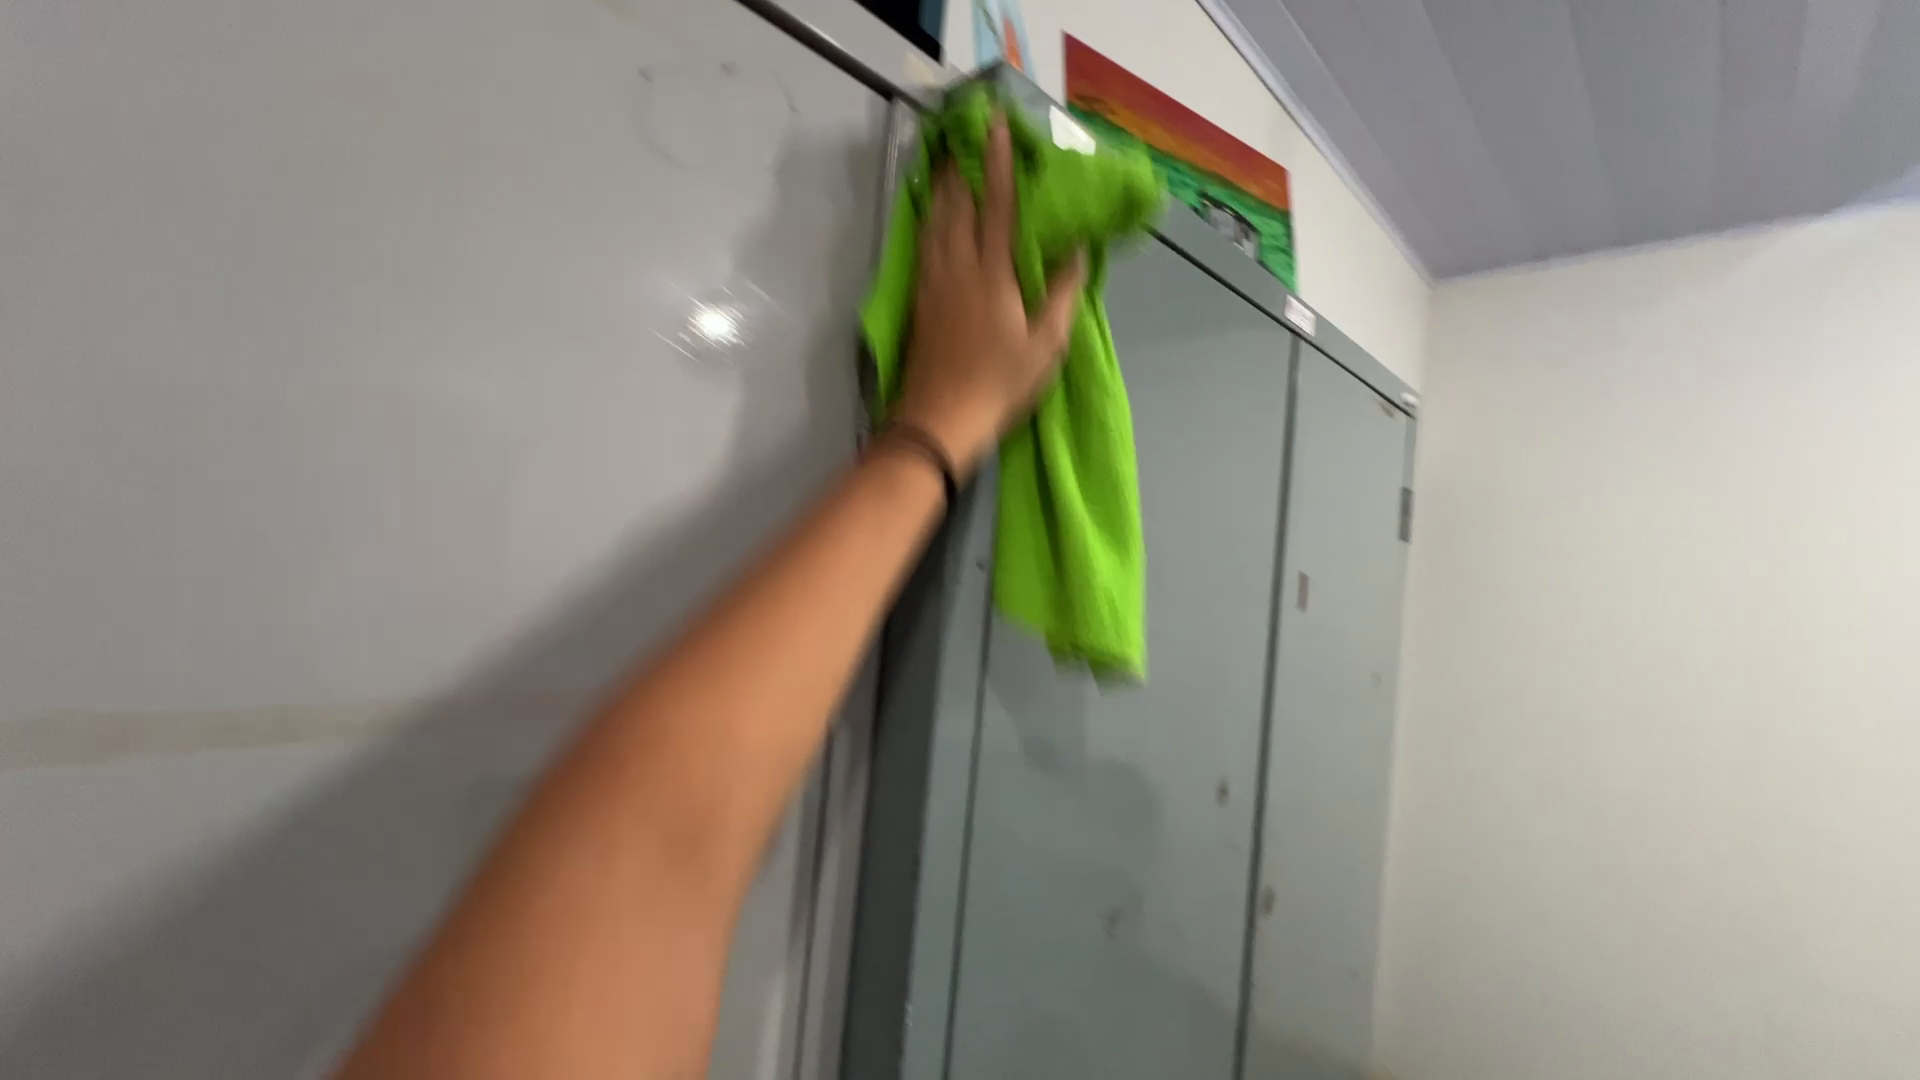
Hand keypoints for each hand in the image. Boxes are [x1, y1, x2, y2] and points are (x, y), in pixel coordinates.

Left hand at [895, 114, 1087, 475]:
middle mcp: (956, 267)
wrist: (938, 419)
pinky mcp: (917, 300)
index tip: (997, 124)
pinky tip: (930, 217)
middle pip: (955, 204)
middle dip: (961, 165)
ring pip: (933, 222)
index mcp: (992, 273)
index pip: (998, 205)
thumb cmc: (998, 384)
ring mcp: (931, 283)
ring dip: (940, 188)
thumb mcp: (1046, 345)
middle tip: (964, 133)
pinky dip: (928, 220)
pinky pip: (923, 245)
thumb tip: (1077, 250)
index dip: (999, 162)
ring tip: (946, 163)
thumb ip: (1062, 293)